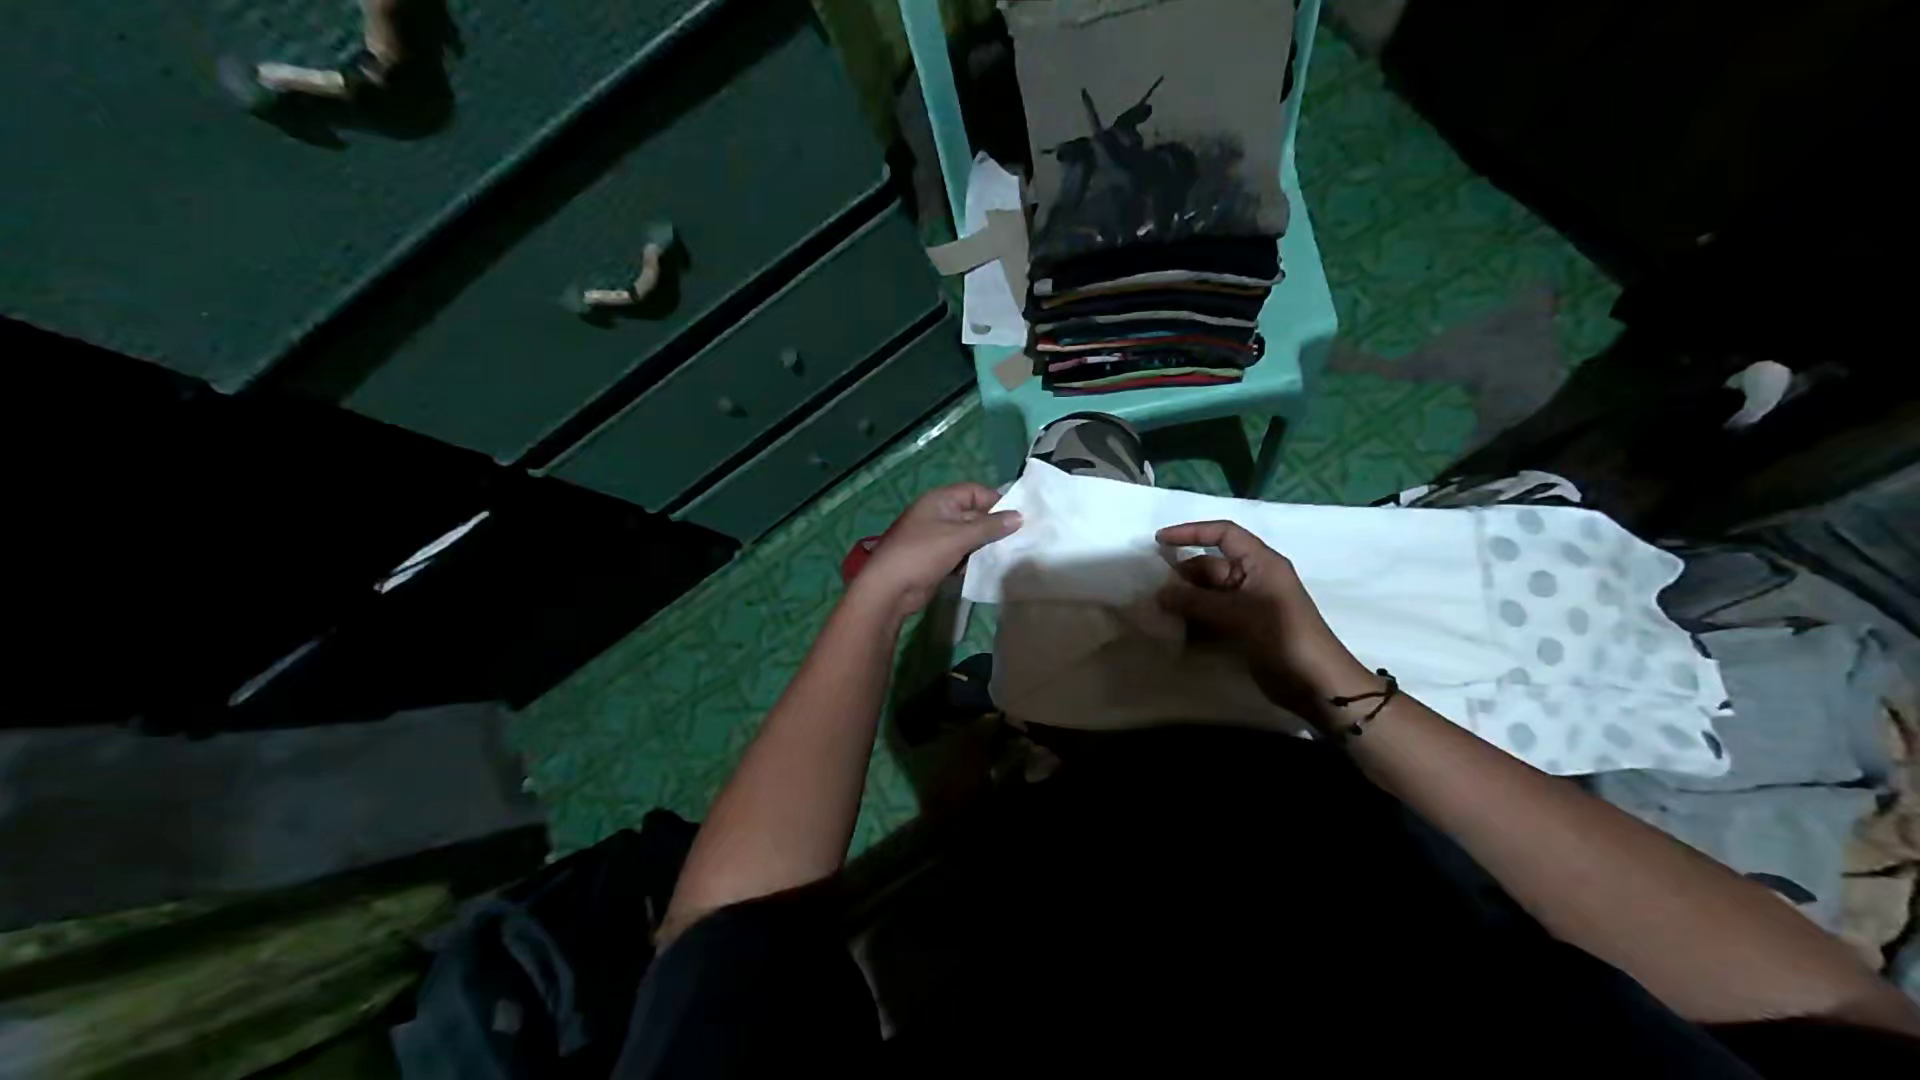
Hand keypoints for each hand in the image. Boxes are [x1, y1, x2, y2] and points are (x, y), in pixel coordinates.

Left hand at [852, 483, 1021, 617]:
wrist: (890, 588)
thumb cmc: (922, 553)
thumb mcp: (959, 537)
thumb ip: (989, 527)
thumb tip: (1019, 516)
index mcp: (939, 501)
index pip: (974, 491)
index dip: (996, 501)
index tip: (1017, 517)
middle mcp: (938, 515)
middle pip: (973, 514)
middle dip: (993, 526)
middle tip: (1018, 539)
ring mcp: (936, 538)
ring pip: (968, 536)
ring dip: (984, 545)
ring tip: (1007, 554)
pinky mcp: (936, 559)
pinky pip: (961, 554)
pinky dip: (972, 560)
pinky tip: (987, 569)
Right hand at [1155, 520, 1369, 716]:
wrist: (1314, 682)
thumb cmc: (1281, 635)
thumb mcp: (1236, 613)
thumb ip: (1194, 601)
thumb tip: (1158, 593)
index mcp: (1260, 562)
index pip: (1223, 534)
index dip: (1191, 532)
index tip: (1159, 540)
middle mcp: (1253, 577)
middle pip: (1210, 565)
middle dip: (1181, 575)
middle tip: (1152, 590)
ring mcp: (1248, 603)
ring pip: (1207, 592)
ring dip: (1184, 599)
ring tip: (1156, 609)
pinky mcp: (1243, 627)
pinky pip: (1211, 614)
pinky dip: (1193, 617)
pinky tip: (1172, 627)